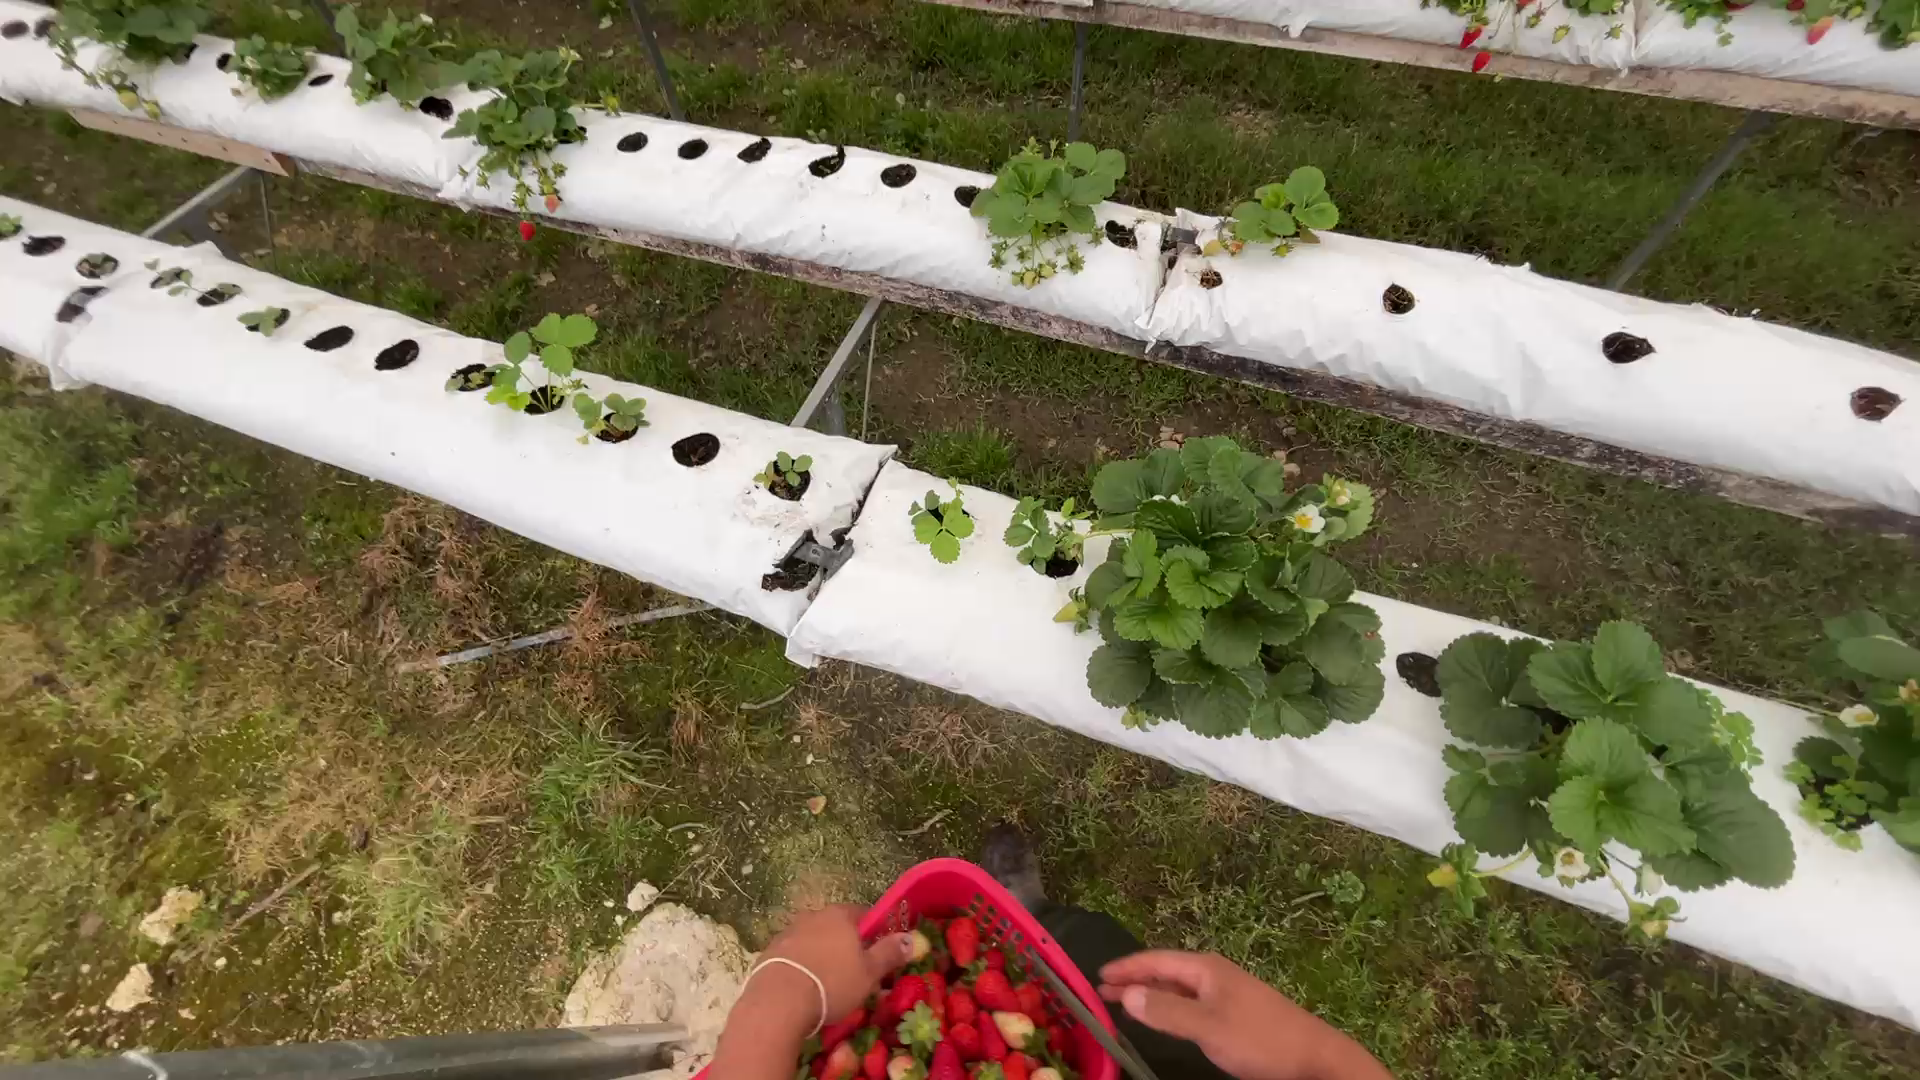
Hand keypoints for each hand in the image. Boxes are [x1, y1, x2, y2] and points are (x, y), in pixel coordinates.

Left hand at [712, 906, 913, 1079]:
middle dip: (846, 945)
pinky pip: (794, 954)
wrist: (778, 1001)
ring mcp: (790, 931)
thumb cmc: (831, 984)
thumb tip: (910, 938)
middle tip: (853, 973)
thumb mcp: (869, 973)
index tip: (876, 955)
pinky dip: (801, 965)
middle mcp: (815, 915)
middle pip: (838, 926)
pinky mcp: (770, 950)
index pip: (865, 915)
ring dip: (822, 954)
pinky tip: (803, 987)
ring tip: (826, 983)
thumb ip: (889, 953)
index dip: (874, 934)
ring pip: (814, 939)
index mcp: (842, 915)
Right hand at [1098, 951, 1391, 1079]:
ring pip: (1178, 989)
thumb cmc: (1260, 1039)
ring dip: (1150, 995)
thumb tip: (1128, 994)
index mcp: (1205, 968)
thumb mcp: (1209, 1027)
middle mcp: (1212, 973)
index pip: (1155, 960)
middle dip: (1134, 981)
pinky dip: (1169, 1007)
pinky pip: (1191, 1003)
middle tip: (1103, 993)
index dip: (1126, 968)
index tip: (1098, 977)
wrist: (1318, 1060)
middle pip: (1164, 972)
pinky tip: (1165, 1019)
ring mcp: (1225, 993)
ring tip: (1125, 1005)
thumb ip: (1167, 1012)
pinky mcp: (1235, 1015)